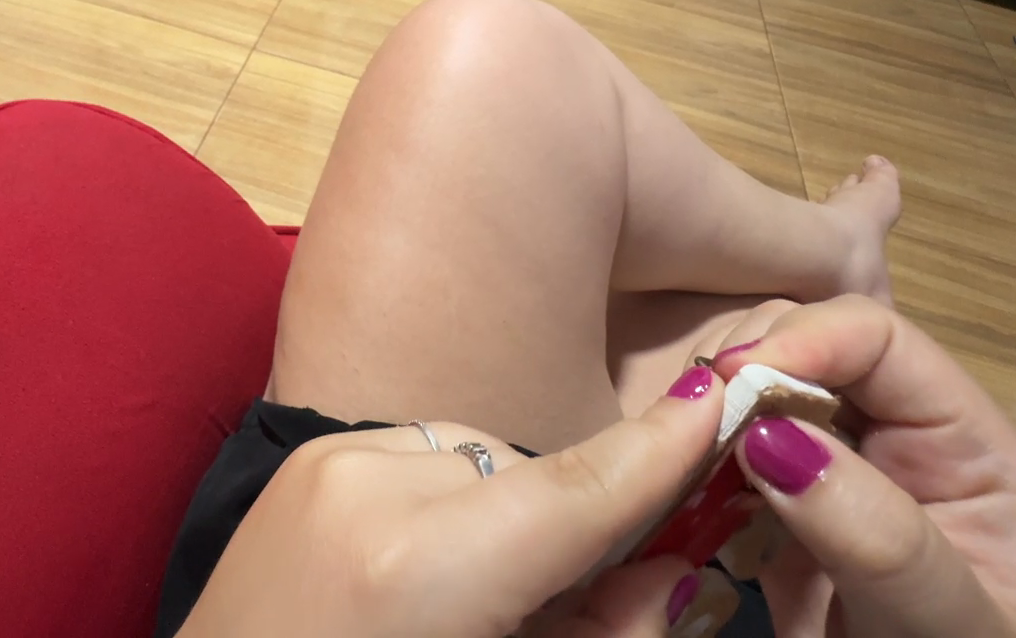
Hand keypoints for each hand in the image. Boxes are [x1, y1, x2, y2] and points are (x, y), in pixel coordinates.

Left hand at [176, 377, 725, 637]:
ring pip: (470, 452)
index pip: (570, 491)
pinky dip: (442, 492)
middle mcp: (366, 479)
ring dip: (496, 503)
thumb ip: (592, 636)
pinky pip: (415, 453)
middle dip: (562, 519)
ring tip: (465, 586)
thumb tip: (667, 574)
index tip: (714, 402)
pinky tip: (412, 556)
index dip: (654, 450)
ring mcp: (324, 454)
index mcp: (414, 564)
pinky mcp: (301, 453)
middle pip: (523, 471)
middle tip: (556, 594)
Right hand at [714, 294, 1015, 637]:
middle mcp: (892, 437)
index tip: (731, 377)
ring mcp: (830, 466)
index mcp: (964, 446)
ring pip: (755, 382)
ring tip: (683, 443)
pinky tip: (676, 467)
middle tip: (695, 413)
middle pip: (804, 341)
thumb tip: (769, 436)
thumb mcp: (959, 630)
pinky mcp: (778, 500)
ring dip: (710, 398)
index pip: (879, 339)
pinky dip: (691, 442)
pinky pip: (725, 441)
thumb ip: (882, 538)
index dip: (804, 337)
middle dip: (743, 362)